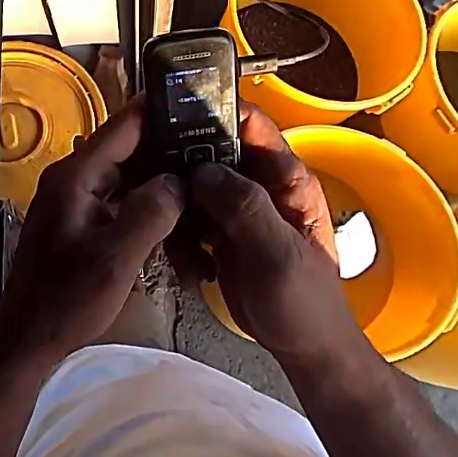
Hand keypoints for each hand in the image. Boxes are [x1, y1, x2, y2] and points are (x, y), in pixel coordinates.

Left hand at [0, 97, 184, 361]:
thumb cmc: (68, 299)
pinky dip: (145, 206)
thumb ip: (151, 213)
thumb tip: (177, 182)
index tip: (189, 98)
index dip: (155, 110)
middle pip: (126, 151)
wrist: (30, 337)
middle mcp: (73, 181)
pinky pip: (119, 202)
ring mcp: (76, 201)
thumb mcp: (116, 257)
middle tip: (207, 145)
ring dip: (158, 182)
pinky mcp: (81, 222)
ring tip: (197, 178)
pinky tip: (173, 216)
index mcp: (76, 177)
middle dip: (165, 149)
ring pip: (126, 179)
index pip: (121, 128)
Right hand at [184, 105, 363, 368]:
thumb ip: (245, 207)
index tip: (173, 111)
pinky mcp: (221, 229)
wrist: (303, 346)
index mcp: (286, 179)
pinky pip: (190, 214)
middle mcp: (261, 184)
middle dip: (183, 161)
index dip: (215, 109)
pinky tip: (185, 257)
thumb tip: (202, 169)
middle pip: (214, 149)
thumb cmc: (304, 302)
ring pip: (195, 183)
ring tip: (174, 236)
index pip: (251, 124)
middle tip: (153, 178)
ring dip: (178, 205)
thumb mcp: (278, 253)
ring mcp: (239, 207)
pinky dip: (180, 231)